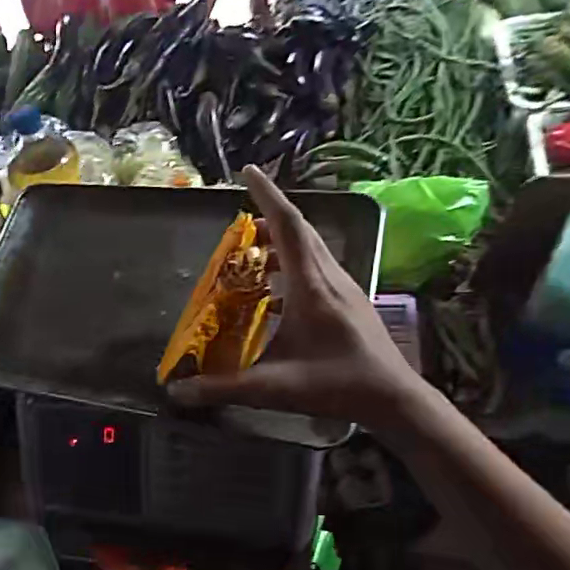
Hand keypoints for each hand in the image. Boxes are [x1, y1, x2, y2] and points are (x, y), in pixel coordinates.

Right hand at [167, 165, 427, 429]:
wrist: (393, 398)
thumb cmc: (336, 385)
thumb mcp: (273, 388)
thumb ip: (222, 388)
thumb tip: (176, 392)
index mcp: (313, 286)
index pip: (289, 226)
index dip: (267, 195)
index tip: (247, 171)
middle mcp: (331, 278)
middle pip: (301, 233)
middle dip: (269, 219)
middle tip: (239, 223)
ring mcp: (345, 289)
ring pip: (311, 251)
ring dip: (282, 246)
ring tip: (252, 258)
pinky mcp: (350, 304)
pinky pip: (318, 271)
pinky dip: (293, 269)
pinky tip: (276, 297)